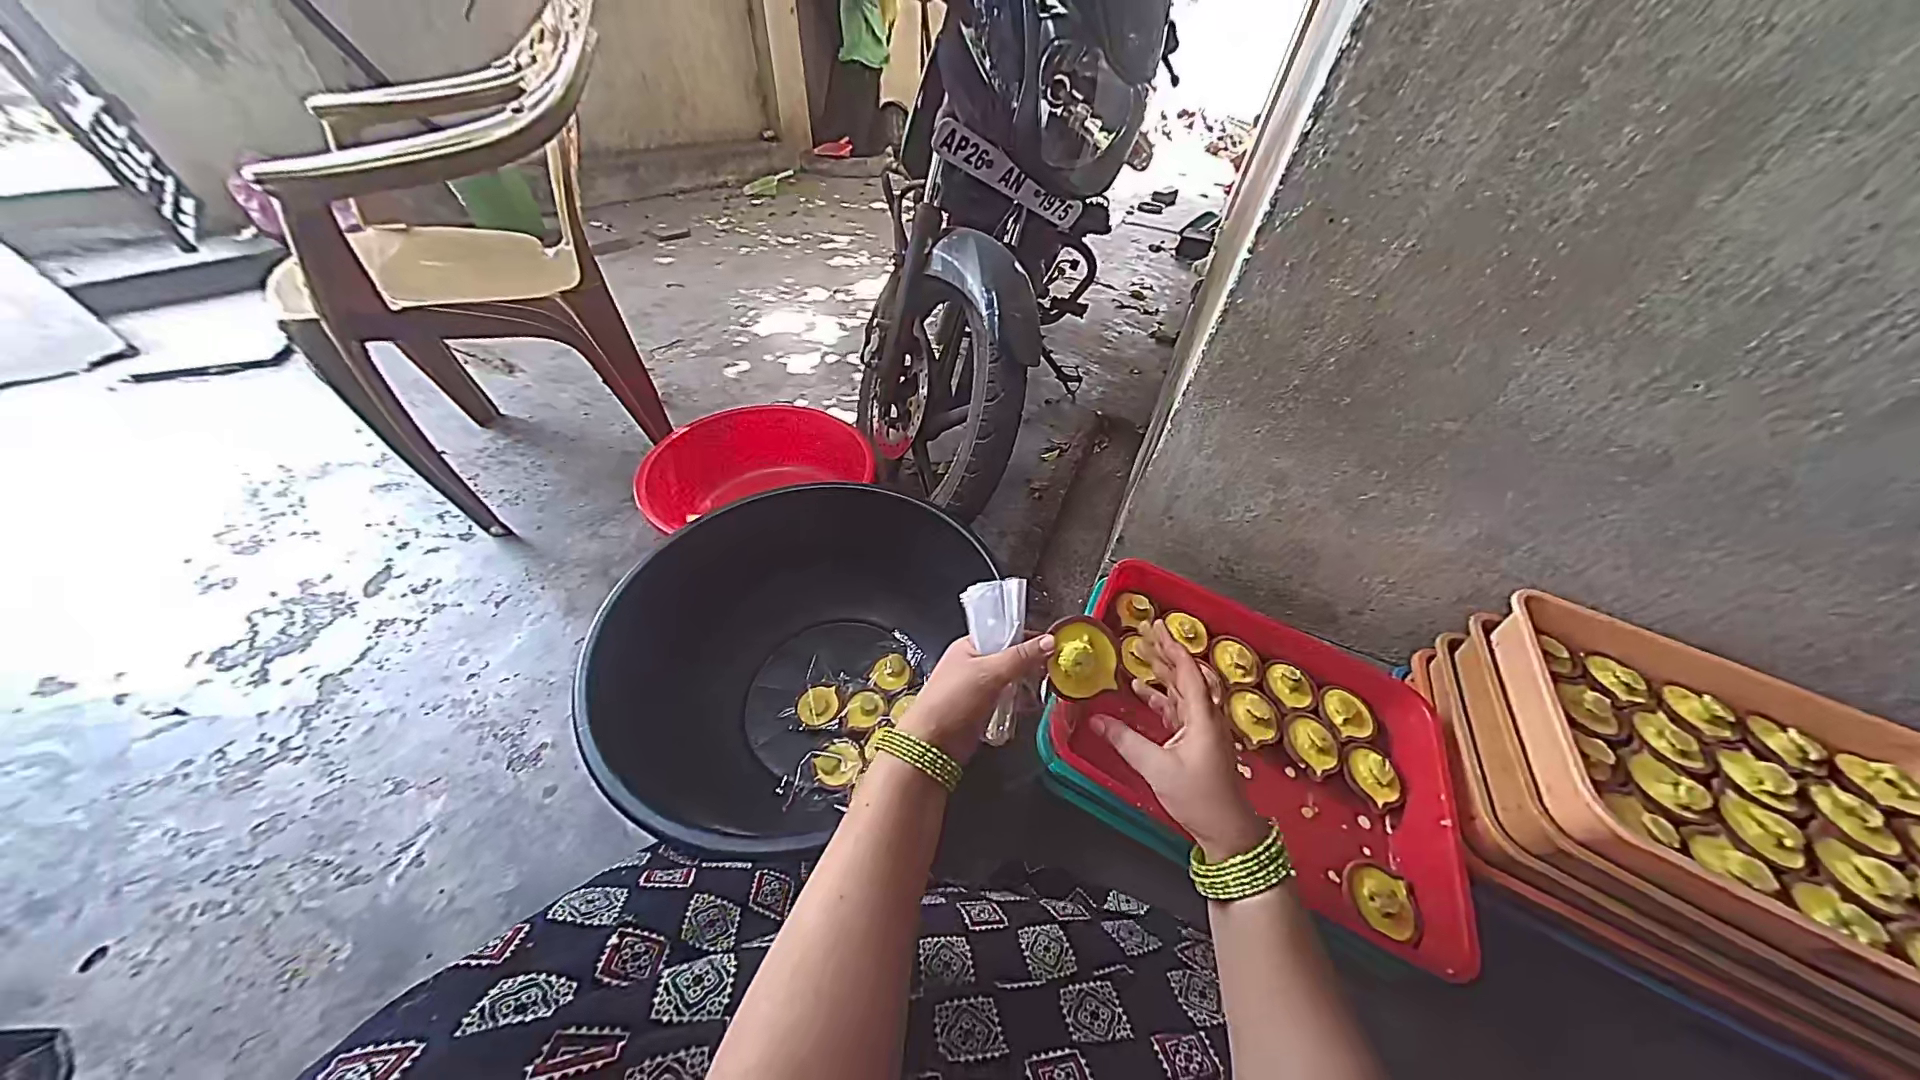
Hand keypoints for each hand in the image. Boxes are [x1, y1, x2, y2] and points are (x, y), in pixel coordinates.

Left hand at [901, 633, 1055, 763]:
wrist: (932, 744)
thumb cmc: (953, 700)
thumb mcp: (989, 672)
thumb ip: (1021, 657)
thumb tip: (1049, 641)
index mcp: (970, 645)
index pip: (1004, 632)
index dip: (1027, 637)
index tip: (1052, 644)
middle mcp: (974, 663)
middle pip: (1010, 656)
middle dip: (1031, 663)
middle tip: (1053, 667)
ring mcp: (979, 686)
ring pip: (1011, 679)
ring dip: (1027, 683)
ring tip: (1047, 686)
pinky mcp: (983, 708)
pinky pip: (1007, 698)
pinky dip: (1020, 701)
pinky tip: (1033, 704)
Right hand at [1090, 620, 1267, 860]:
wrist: (1228, 831)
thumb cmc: (1200, 799)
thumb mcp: (1157, 769)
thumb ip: (1126, 741)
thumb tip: (1098, 720)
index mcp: (1203, 718)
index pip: (1188, 672)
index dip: (1171, 647)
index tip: (1157, 627)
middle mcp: (1206, 718)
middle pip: (1186, 675)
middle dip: (1165, 651)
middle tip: (1146, 631)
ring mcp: (1203, 729)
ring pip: (1182, 690)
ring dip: (1163, 671)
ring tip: (1142, 654)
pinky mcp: (1197, 740)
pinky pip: (1178, 708)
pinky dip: (1161, 695)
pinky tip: (1143, 690)